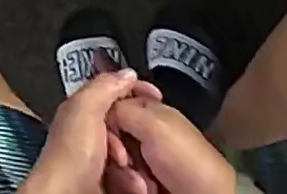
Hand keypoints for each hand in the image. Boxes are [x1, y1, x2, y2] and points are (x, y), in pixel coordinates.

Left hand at [18, 69, 160, 193]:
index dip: (132, 95)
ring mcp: (99, 161)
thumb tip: (126, 72)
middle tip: (128, 151)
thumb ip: (104, 87)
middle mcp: (89, 134)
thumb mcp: (86, 108)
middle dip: (136, 140)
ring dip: (135, 166)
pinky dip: (133, 182)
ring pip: (132, 157)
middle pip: (127, 130)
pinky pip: (132, 179)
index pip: (112, 96)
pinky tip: (130, 186)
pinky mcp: (109, 183)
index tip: (155, 97)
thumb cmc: (71, 153)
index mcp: (81, 111)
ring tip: (126, 172)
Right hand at [102, 97, 236, 193]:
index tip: (108, 129)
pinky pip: (124, 175)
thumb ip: (122, 107)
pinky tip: (141, 187)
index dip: (106, 112)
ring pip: (115, 154)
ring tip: (138, 180)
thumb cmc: (184, 158)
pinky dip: (129, 182)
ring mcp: (145, 158)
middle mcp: (143, 131)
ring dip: (122, 168)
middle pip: (111, 130)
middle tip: (124, 159)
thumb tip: (101, 105)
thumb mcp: (153, 124)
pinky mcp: (145, 180)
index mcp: (148, 109)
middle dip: (114, 145)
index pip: (113, 100)